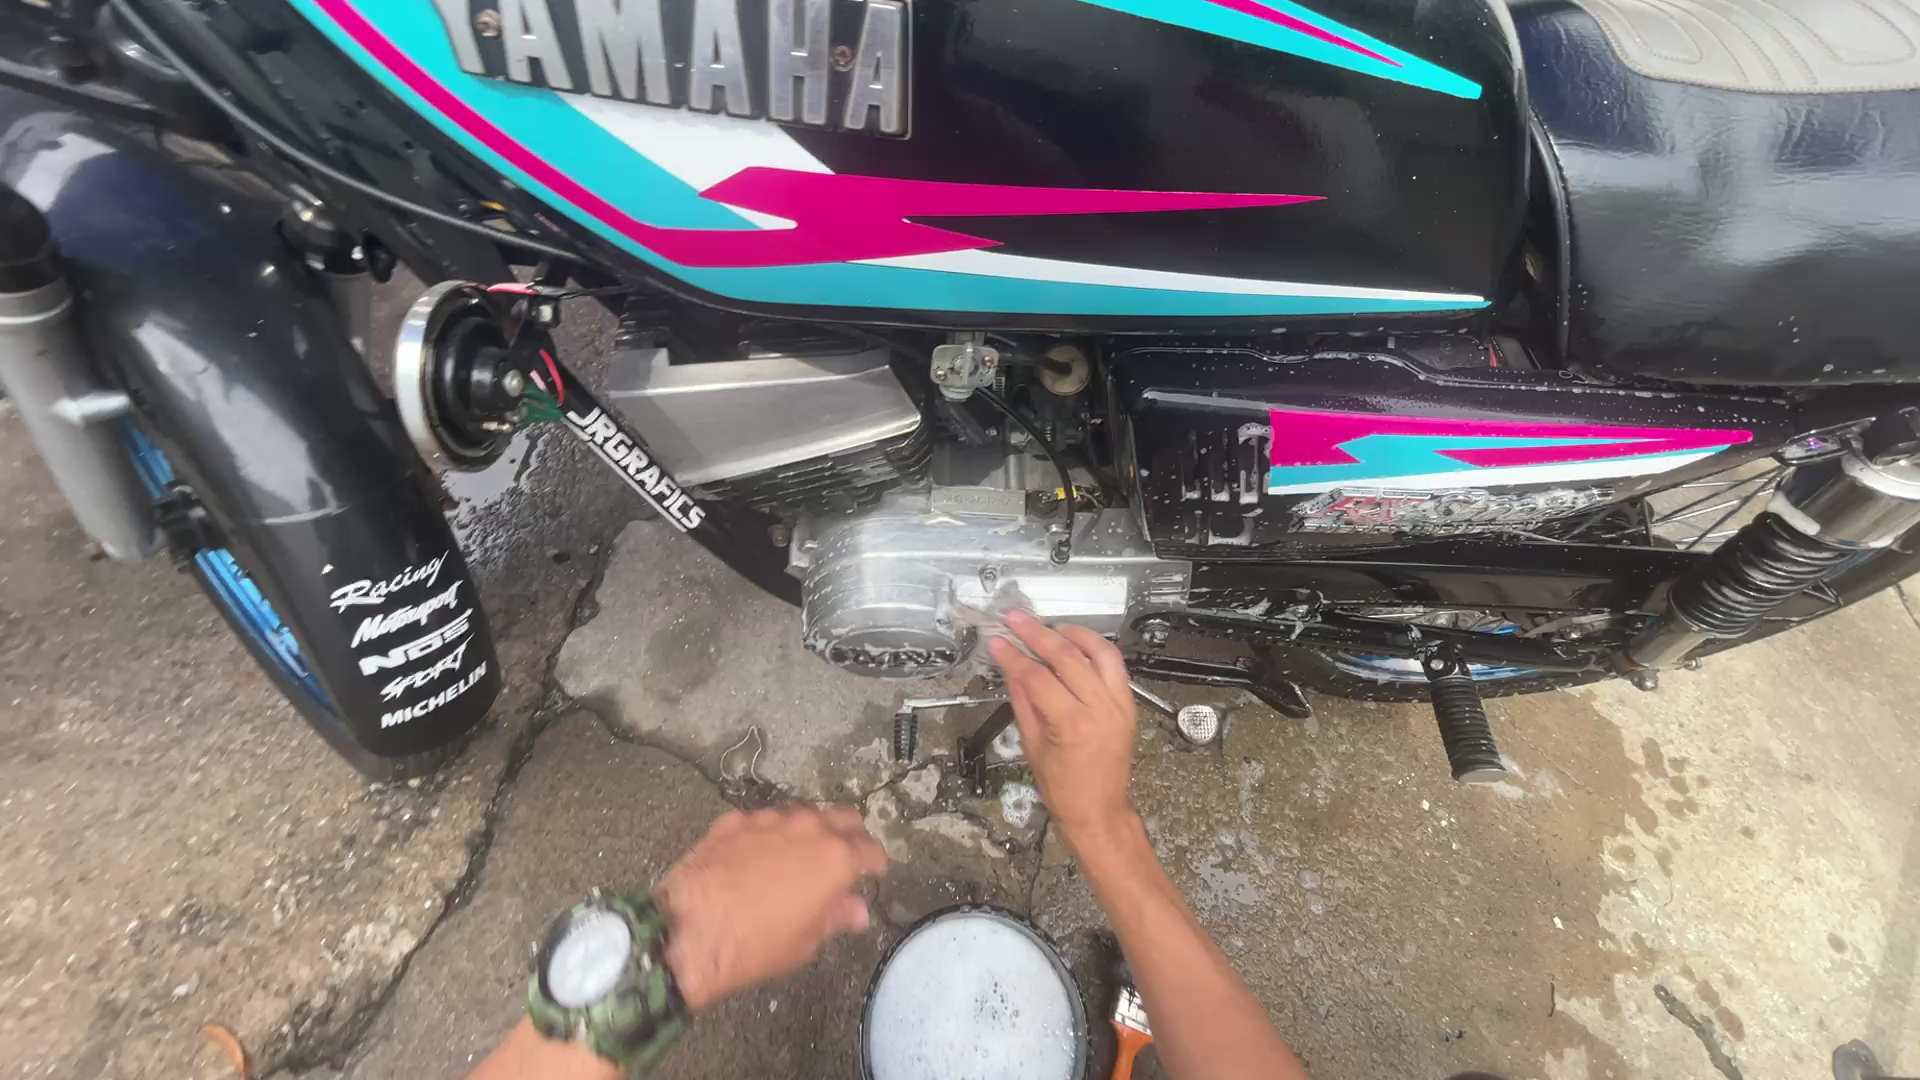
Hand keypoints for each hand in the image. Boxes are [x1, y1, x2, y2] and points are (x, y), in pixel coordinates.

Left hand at [653, 806, 887, 1009]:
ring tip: (798, 858)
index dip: (876, 862)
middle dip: (852, 834)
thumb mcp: (804, 943)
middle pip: (844, 817)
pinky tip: (755, 859)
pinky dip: (767, 837)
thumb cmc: (753, 945)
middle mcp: (807, 827)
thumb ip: (836, 917)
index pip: (870, 849)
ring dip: (808, 833)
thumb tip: (857, 910)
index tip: (876, 871)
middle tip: (847, 857)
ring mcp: (769, 819)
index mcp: (834, 857)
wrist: (684, 932)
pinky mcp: (734, 820)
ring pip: (802, 815)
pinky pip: (762, 823)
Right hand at [987, 612, 1138, 851]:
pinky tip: (1075, 643)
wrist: (1099, 812)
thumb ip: (1022, 699)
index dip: (1014, 656)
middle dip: (1037, 633)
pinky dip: (1095, 648)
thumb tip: (1009, 665)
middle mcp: (1101, 709)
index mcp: (1073, 725)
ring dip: (1073, 633)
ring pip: (1099, 652)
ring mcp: (1120, 705)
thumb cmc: (1062, 788)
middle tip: (1016, 618)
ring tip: (1049, 625)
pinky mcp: (1129, 704)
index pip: (1038, 677)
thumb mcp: (1031, 744)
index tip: (997, 641)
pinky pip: (1114, 665)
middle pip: (1067, 657)